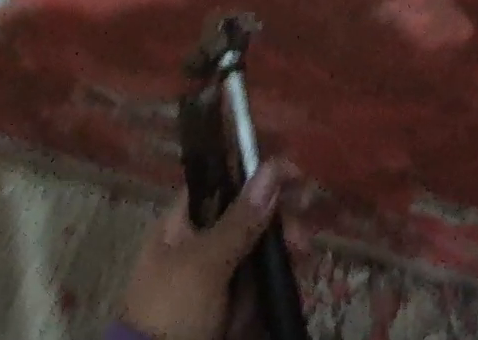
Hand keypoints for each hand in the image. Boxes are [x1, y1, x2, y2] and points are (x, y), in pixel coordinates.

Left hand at [119, 160, 298, 339]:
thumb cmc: (172, 310)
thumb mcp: (203, 264)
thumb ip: (240, 220)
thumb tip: (271, 168)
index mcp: (182, 225)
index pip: (221, 182)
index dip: (255, 172)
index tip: (290, 170)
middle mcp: (204, 243)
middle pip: (249, 212)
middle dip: (279, 208)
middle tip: (305, 207)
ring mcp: (223, 276)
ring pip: (263, 244)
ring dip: (287, 239)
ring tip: (304, 247)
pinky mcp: (240, 305)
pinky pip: (268, 278)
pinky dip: (286, 270)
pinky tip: (302, 266)